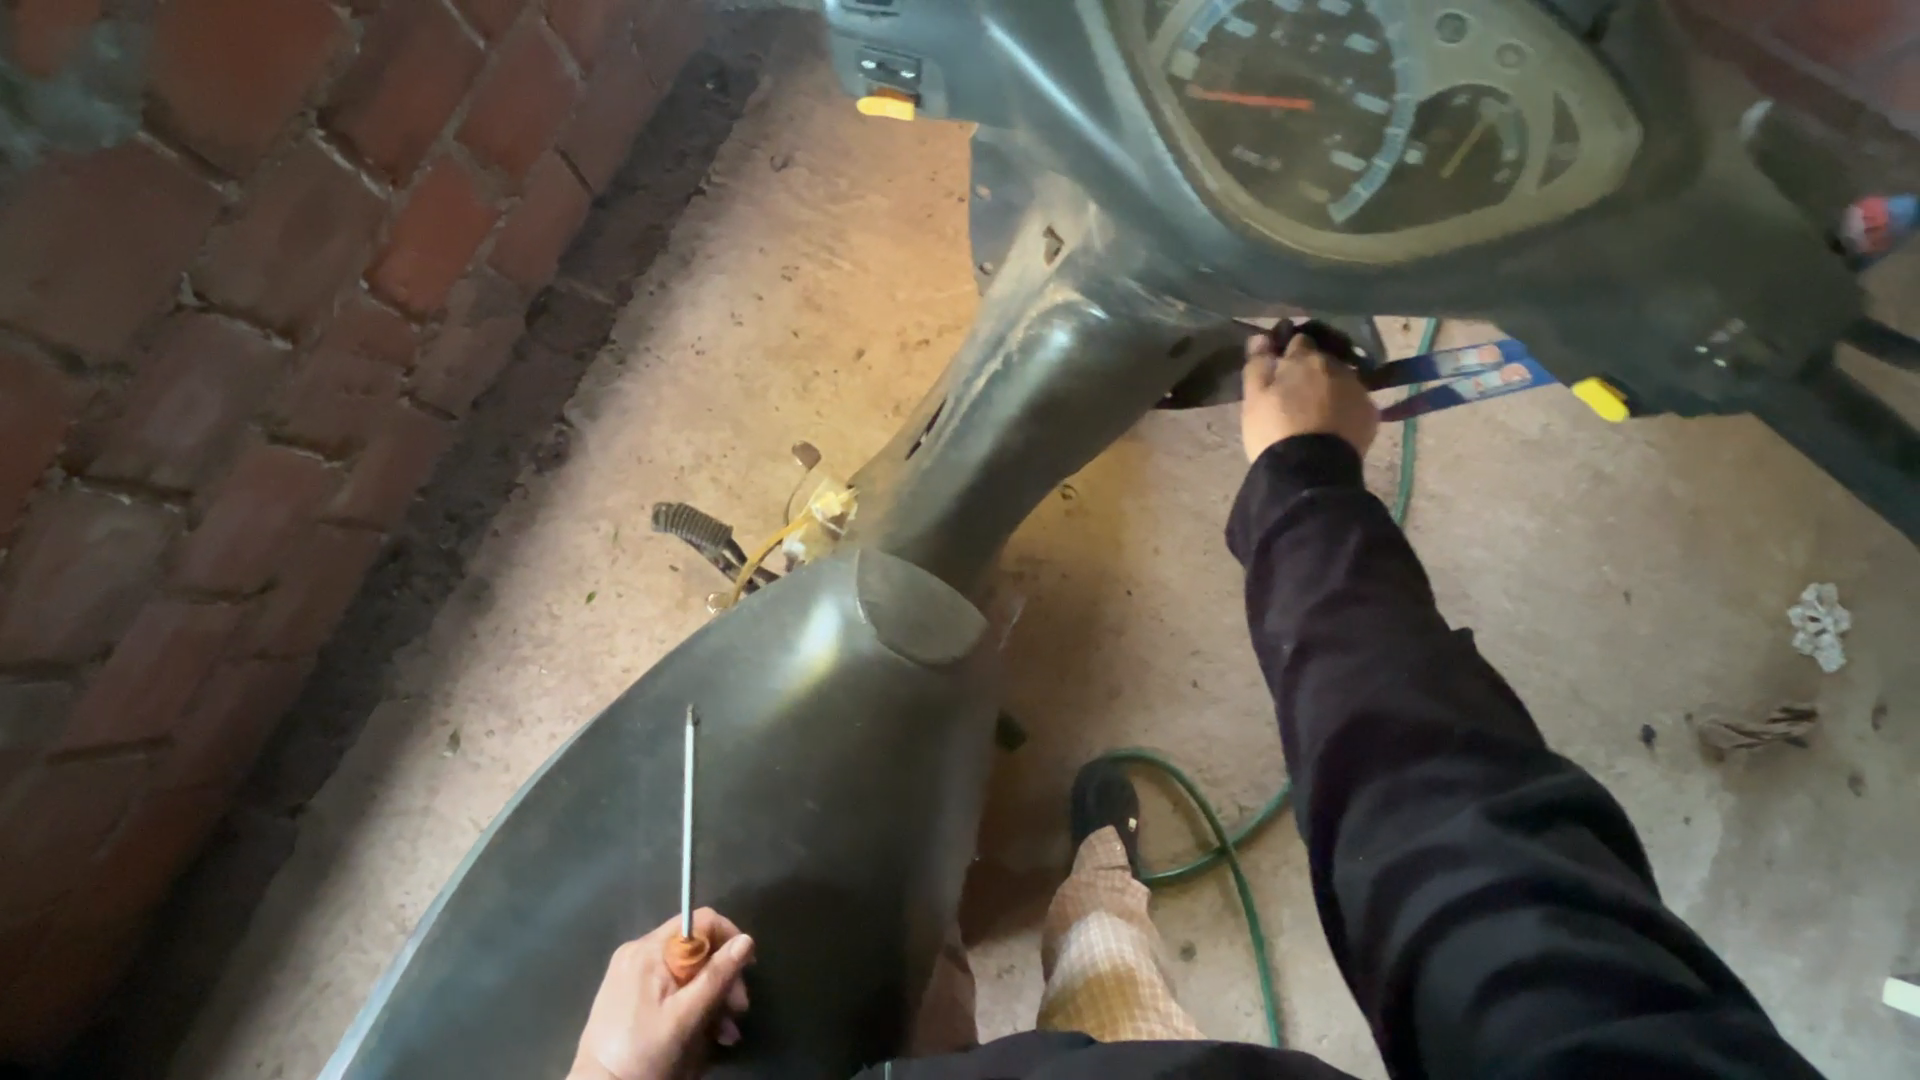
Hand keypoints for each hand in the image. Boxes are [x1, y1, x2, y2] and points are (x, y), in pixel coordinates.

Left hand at [570, 909, 755, 1079]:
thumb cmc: (642, 1055)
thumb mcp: (686, 1018)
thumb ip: (716, 976)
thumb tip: (747, 940)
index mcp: (649, 950)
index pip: (701, 921)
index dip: (729, 940)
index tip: (746, 970)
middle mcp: (639, 952)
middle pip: (697, 948)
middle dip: (723, 978)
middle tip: (738, 1011)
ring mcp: (632, 973)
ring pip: (687, 970)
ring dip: (711, 997)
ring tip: (725, 1033)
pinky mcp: (629, 994)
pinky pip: (671, 986)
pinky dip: (691, 1004)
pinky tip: (705, 1033)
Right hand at [1241, 329, 1379, 462]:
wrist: (1309, 469)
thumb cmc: (1274, 429)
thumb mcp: (1253, 397)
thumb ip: (1257, 363)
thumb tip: (1261, 336)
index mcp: (1305, 358)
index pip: (1298, 341)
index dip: (1288, 352)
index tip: (1279, 365)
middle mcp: (1337, 366)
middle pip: (1323, 360)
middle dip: (1312, 369)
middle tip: (1296, 392)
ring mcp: (1358, 389)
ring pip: (1342, 380)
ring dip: (1330, 387)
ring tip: (1316, 411)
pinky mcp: (1370, 414)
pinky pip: (1355, 403)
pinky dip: (1345, 408)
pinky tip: (1333, 425)